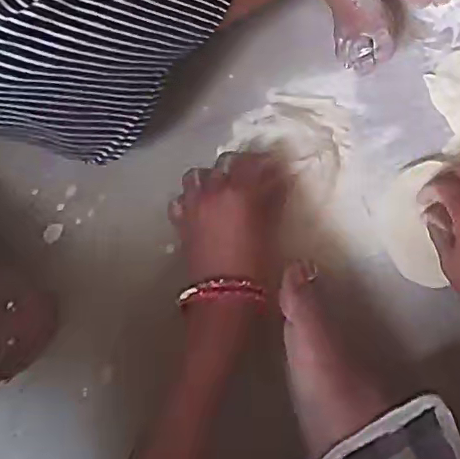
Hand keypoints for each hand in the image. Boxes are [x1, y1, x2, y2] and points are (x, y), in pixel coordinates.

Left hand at [169, 153, 286, 284]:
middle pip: (225, 161)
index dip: (264, 160)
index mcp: (240, 189)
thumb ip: (273, 198)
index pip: (253, 160)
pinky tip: (202, 207)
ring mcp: (194, 205)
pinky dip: (191, 198)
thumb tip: (278, 180)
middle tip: (251, 175)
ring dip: (210, 176)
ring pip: (197, 174)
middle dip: (239, 164)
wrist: (224, 298)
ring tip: (222, 187)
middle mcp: (214, 190)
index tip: (274, 165)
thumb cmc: (257, 264)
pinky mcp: (181, 222)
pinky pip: (181, 199)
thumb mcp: (271, 226)